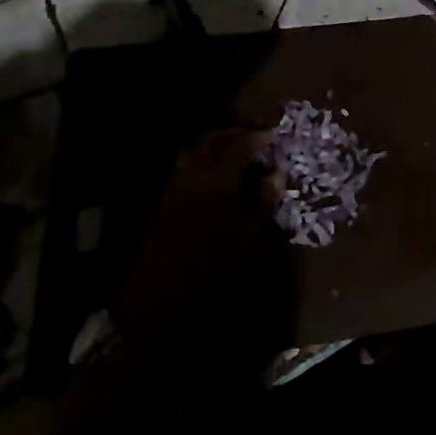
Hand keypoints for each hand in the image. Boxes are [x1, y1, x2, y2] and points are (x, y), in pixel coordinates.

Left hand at [116, 129, 291, 373]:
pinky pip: (186, 168)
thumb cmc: (212, 273)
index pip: (238, 147)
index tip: (274, 134)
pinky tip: (218, 174)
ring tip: (239, 151)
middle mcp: (191, 177)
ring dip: (217, 144)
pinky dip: (204, 161)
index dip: (257, 137)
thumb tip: (276, 174)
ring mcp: (173, 188)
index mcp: (215, 183)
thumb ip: (262, 203)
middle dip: (235, 133)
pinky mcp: (163, 202)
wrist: (159, 301)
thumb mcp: (249, 241)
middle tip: (257, 136)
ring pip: (195, 152)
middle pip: (212, 141)